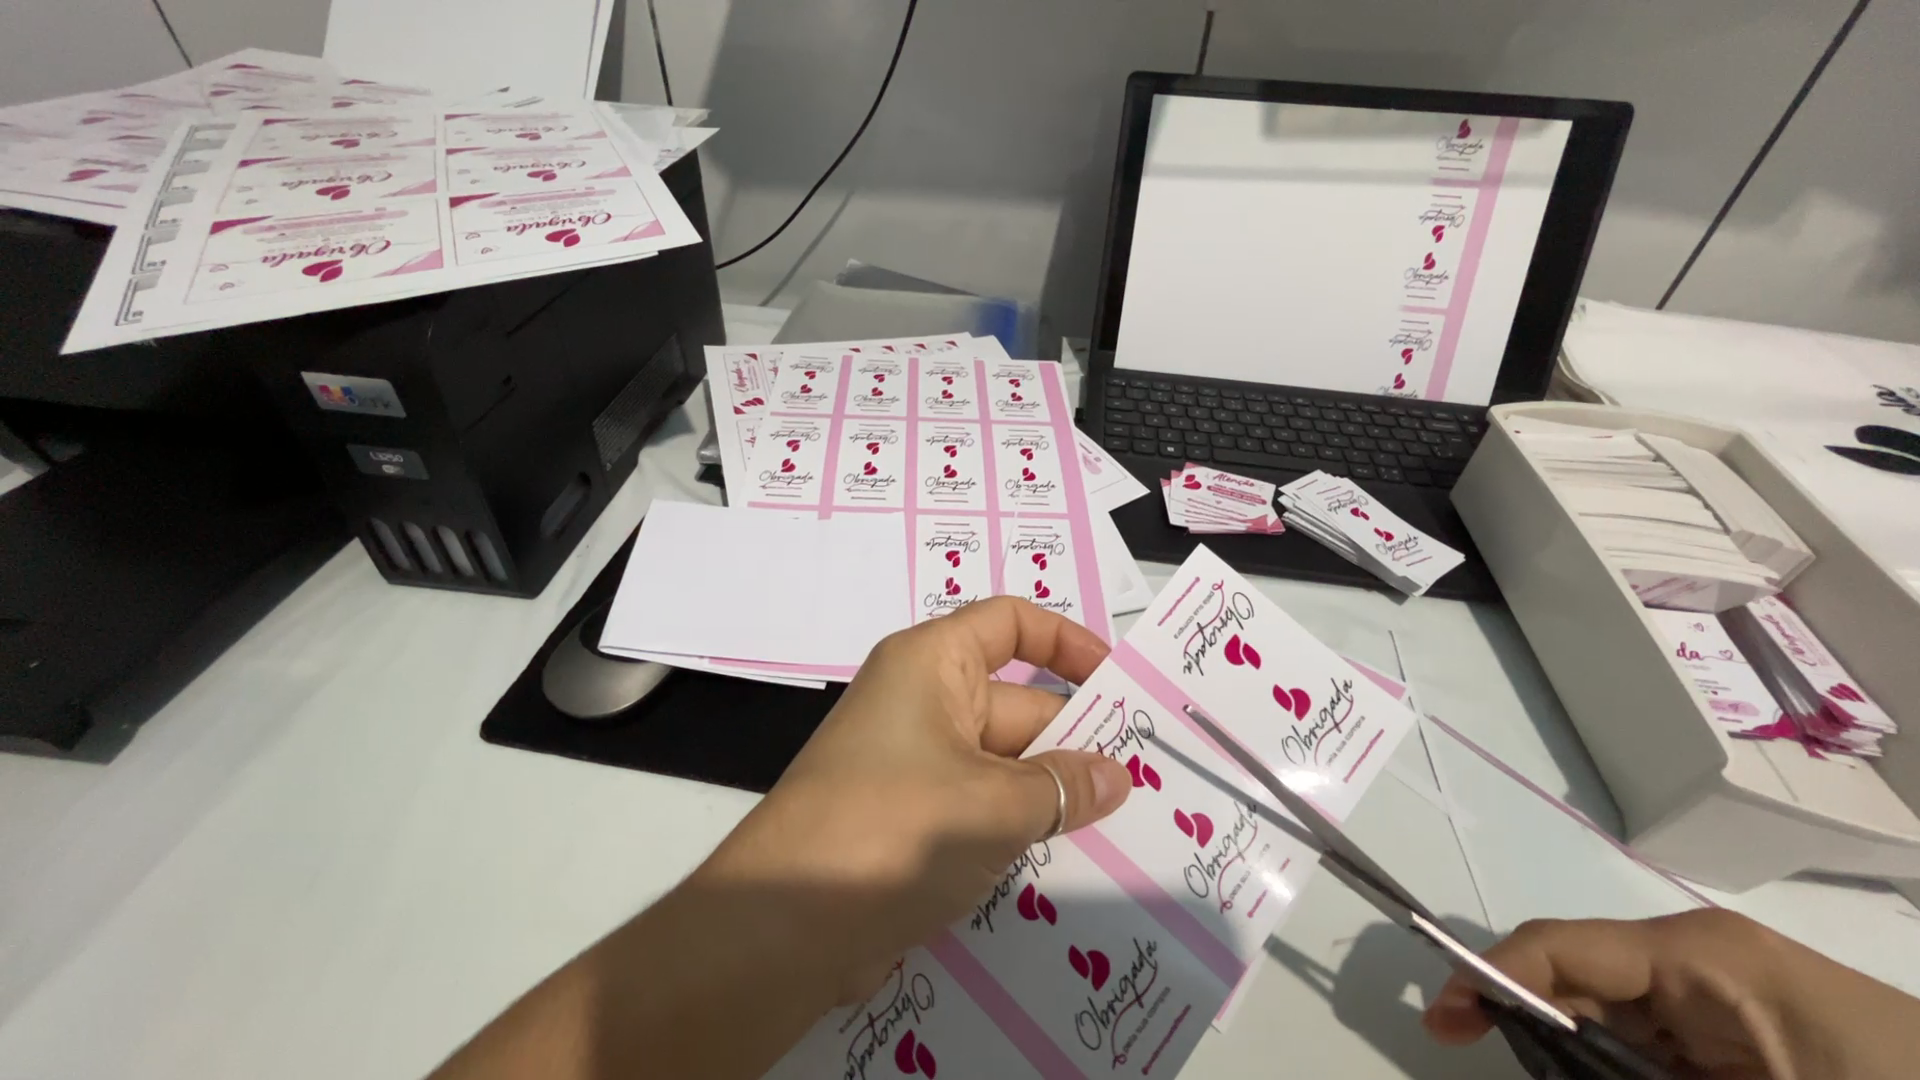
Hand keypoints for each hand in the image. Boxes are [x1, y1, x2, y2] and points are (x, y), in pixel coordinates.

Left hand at [695, 596, 1132, 999]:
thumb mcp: (994, 805)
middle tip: (1150, 774)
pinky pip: (978, 804)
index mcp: (932, 665)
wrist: (783, 928)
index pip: (1010, 623)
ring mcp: (913, 763)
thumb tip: (1117, 776)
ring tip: (1128, 819)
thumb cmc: (895, 830)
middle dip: (1076, 735)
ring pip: (1001, 761)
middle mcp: (921, 702)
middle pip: (1015, 700)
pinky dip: (1018, 823)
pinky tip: (1070, 855)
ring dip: (1052, 789)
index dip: (1068, 642)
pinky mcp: (908, 818)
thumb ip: (1064, 787)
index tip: (1122, 681)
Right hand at [1422, 909, 1919, 1079]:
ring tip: (1534, 1055)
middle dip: (1524, 1012)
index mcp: (1697, 954)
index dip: (1491, 974)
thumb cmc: (1875, 1075)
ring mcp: (1716, 985)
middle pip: (1575, 974)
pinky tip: (1587, 1064)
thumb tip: (1546, 1061)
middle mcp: (1694, 954)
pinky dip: (1612, 1054)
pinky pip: (1646, 1029)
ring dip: (1571, 1043)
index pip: (1560, 945)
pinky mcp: (1732, 1018)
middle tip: (1469, 1042)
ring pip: (1606, 1006)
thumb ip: (1627, 1067)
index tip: (1443, 1021)